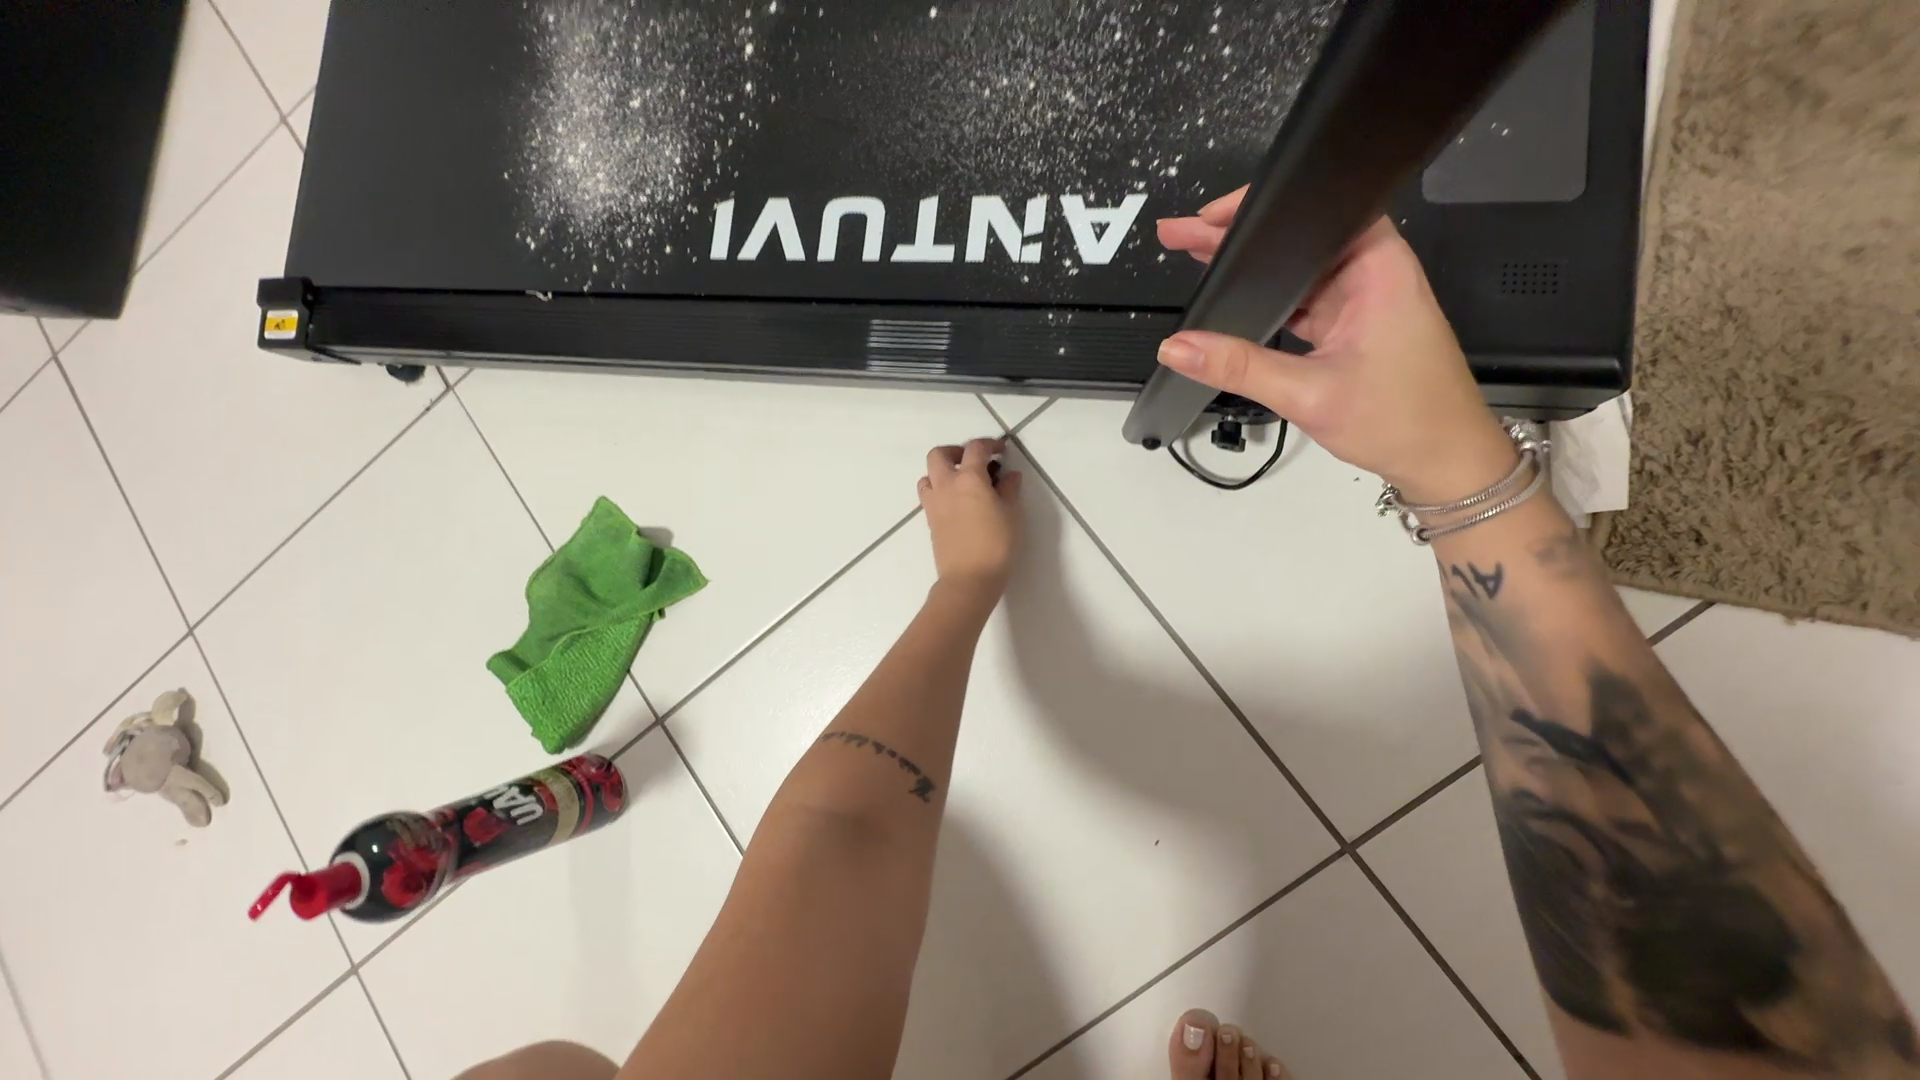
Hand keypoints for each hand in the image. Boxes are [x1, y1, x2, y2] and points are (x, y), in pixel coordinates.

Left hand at [918, 438, 1022, 599]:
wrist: (969, 579)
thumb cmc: (996, 544)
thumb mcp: (1012, 514)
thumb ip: (1009, 490)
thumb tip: (1009, 476)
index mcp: (968, 478)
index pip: (975, 448)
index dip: (989, 444)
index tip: (1001, 450)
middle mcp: (946, 485)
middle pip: (939, 454)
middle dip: (956, 452)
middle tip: (975, 462)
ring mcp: (933, 503)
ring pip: (928, 475)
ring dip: (943, 471)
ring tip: (963, 483)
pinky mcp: (929, 520)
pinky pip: (928, 495)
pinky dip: (940, 490)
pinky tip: (957, 503)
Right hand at [1155, 187, 1516, 502]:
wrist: (1444, 462)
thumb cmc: (1404, 421)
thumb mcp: (1308, 394)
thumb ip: (1238, 368)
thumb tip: (1178, 349)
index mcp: (1378, 268)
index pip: (1317, 210)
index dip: (1261, 207)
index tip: (1210, 216)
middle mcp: (1372, 274)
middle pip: (1297, 240)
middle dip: (1240, 239)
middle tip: (1184, 236)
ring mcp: (1360, 301)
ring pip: (1295, 274)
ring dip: (1252, 273)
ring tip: (1199, 265)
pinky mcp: (1351, 326)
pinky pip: (1302, 304)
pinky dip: (1269, 305)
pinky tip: (1235, 309)